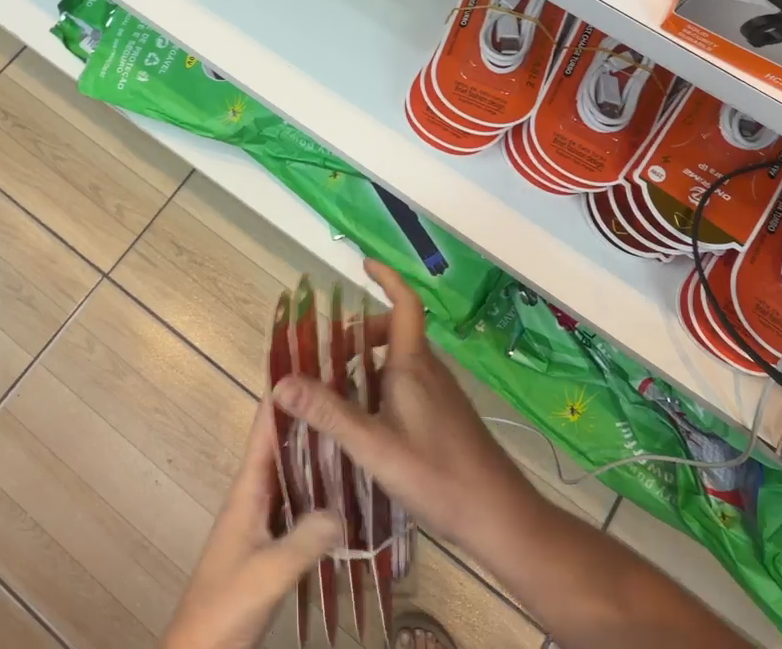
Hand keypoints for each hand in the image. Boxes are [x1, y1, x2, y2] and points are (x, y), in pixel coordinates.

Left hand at [162, 397, 341, 648]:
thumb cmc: (225, 606)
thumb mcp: (268, 573)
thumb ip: (304, 541)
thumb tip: (342, 508)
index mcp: (246, 491)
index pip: (264, 430)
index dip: (281, 396)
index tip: (308, 363)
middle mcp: (253, 496)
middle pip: (281, 446)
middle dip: (307, 418)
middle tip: (346, 392)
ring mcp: (262, 520)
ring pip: (292, 473)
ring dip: (315, 452)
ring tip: (353, 431)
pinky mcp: (271, 543)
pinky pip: (298, 503)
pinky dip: (318, 489)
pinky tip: (346, 491)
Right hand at [271, 260, 544, 555]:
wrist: (499, 516)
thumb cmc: (438, 474)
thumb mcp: (374, 445)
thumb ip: (328, 413)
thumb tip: (281, 383)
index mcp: (413, 365)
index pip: (405, 304)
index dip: (387, 278)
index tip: (363, 265)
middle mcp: (429, 371)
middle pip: (396, 332)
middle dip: (361, 333)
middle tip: (327, 354)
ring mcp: (441, 396)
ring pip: (400, 362)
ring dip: (368, 364)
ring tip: (335, 392)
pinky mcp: (445, 419)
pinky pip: (407, 386)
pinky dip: (381, 388)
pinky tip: (365, 424)